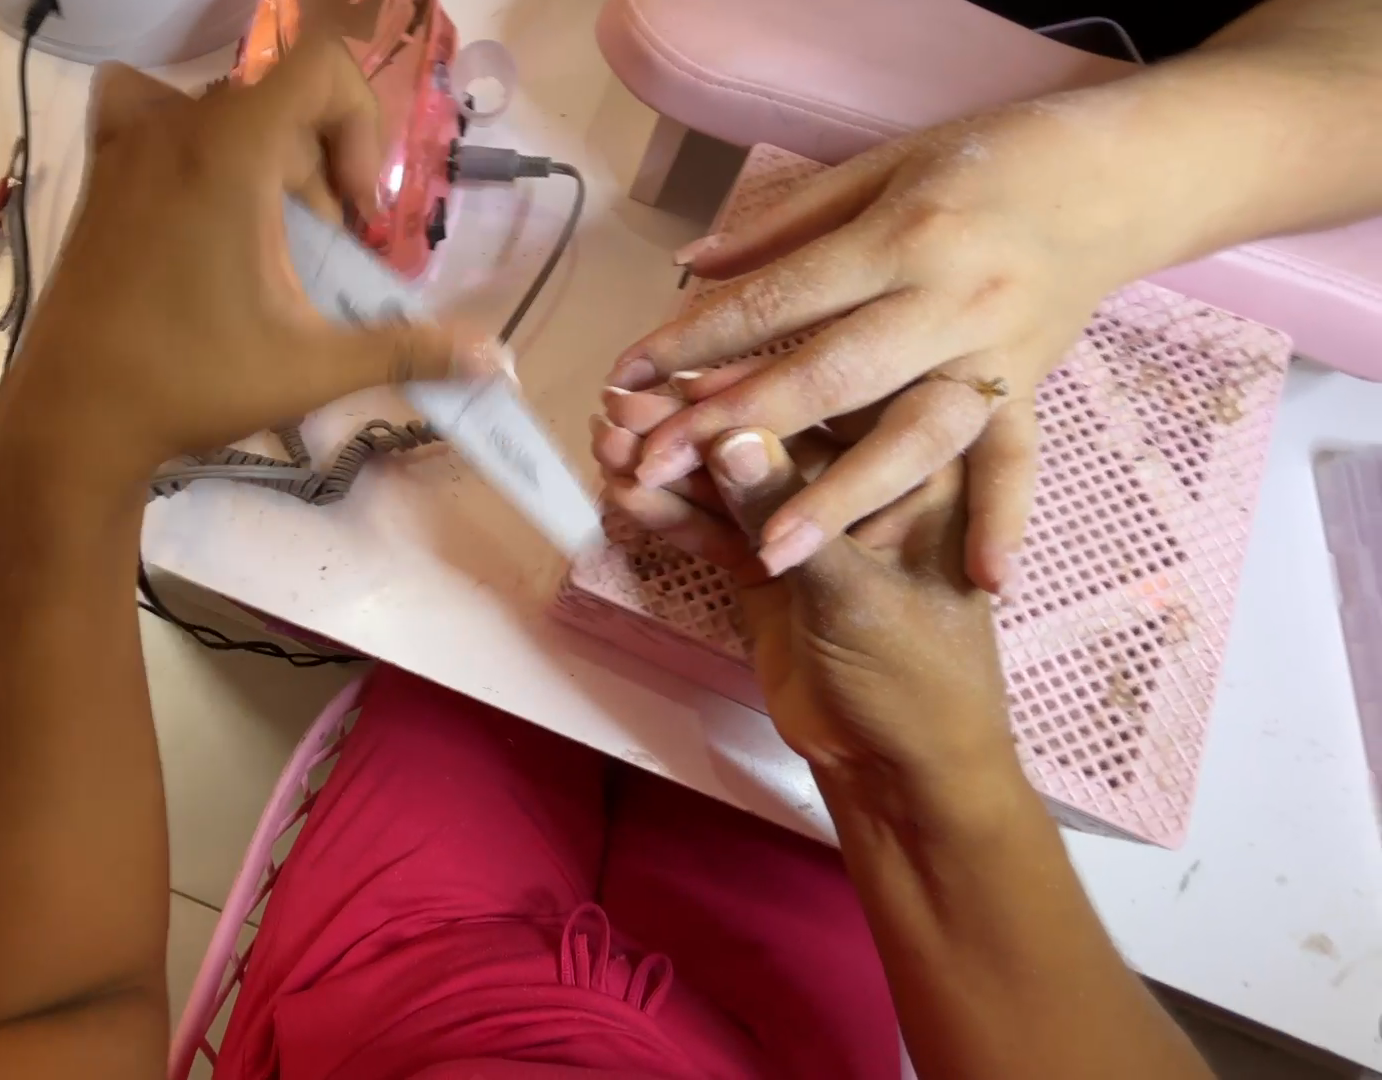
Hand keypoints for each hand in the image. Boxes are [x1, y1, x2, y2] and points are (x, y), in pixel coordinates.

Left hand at [0, 40, 507, 487]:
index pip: (324, 67)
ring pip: (226, 124)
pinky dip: (192, 148)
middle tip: (316, 268)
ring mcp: (126, 149)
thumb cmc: (197, 383)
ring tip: (264, 257)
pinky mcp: (99, 180)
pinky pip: (153, 121)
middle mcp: (175, 126)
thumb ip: (407, 349)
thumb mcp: (314, 366)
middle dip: (319, 185)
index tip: (355, 217)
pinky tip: (198, 205)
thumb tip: (492, 357)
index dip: (363, 130)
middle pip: (282, 113)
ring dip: (267, 176)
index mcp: (232, 151)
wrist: (77, 417)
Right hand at [603, 424, 1022, 796]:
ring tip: (605, 448)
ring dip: (666, 473)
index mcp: (912, 472)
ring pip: (725, 488)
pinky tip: (623, 497)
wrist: (890, 766)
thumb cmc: (912, 676)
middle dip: (686, 435)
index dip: (748, 394)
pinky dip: (669, 518)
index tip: (675, 385)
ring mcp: (799, 526)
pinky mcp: (761, 563)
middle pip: (760, 446)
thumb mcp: (852, 589)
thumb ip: (783, 510)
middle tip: (620, 415)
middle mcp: (851, 485)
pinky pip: (711, 532)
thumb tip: (724, 436)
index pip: (825, 412)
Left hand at [605, 101, 1186, 592]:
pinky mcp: (1034, 391)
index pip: (771, 301)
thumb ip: (780, 226)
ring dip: (842, 498)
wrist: (1129, 170)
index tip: (624, 378)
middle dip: (733, 429)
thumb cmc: (982, 163)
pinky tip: (984, 582)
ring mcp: (996, 355)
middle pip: (824, 378)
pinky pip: (1019, 461)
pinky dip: (1005, 520)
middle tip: (653, 469)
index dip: (691, 341)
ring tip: (773, 555)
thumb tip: (688, 263)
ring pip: (911, 436)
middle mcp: (947, 302)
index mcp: (899, 238)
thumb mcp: (876, 172)